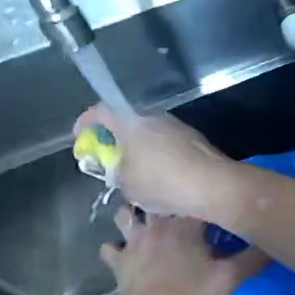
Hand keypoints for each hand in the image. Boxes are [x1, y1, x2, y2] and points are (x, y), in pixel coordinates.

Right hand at [75, 104, 240, 220]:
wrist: (213, 184)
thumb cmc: (163, 182)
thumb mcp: (126, 183)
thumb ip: (113, 170)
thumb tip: (115, 166)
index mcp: (132, 122)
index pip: (101, 110)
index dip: (86, 122)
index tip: (80, 137)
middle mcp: (155, 117)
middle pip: (126, 121)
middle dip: (114, 139)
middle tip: (107, 158)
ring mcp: (177, 126)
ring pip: (148, 133)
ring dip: (137, 148)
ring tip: (133, 171)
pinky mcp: (194, 138)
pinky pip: (166, 143)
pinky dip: (157, 154)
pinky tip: (159, 176)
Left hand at [100, 208, 266, 294]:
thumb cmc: (193, 293)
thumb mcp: (230, 277)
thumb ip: (253, 258)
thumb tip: (273, 242)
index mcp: (185, 222)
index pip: (194, 195)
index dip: (201, 194)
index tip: (208, 195)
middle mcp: (157, 223)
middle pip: (154, 197)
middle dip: (162, 197)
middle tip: (173, 203)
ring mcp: (134, 240)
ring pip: (125, 214)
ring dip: (132, 214)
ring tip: (142, 219)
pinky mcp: (118, 261)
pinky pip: (109, 248)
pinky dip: (114, 248)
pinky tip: (122, 252)